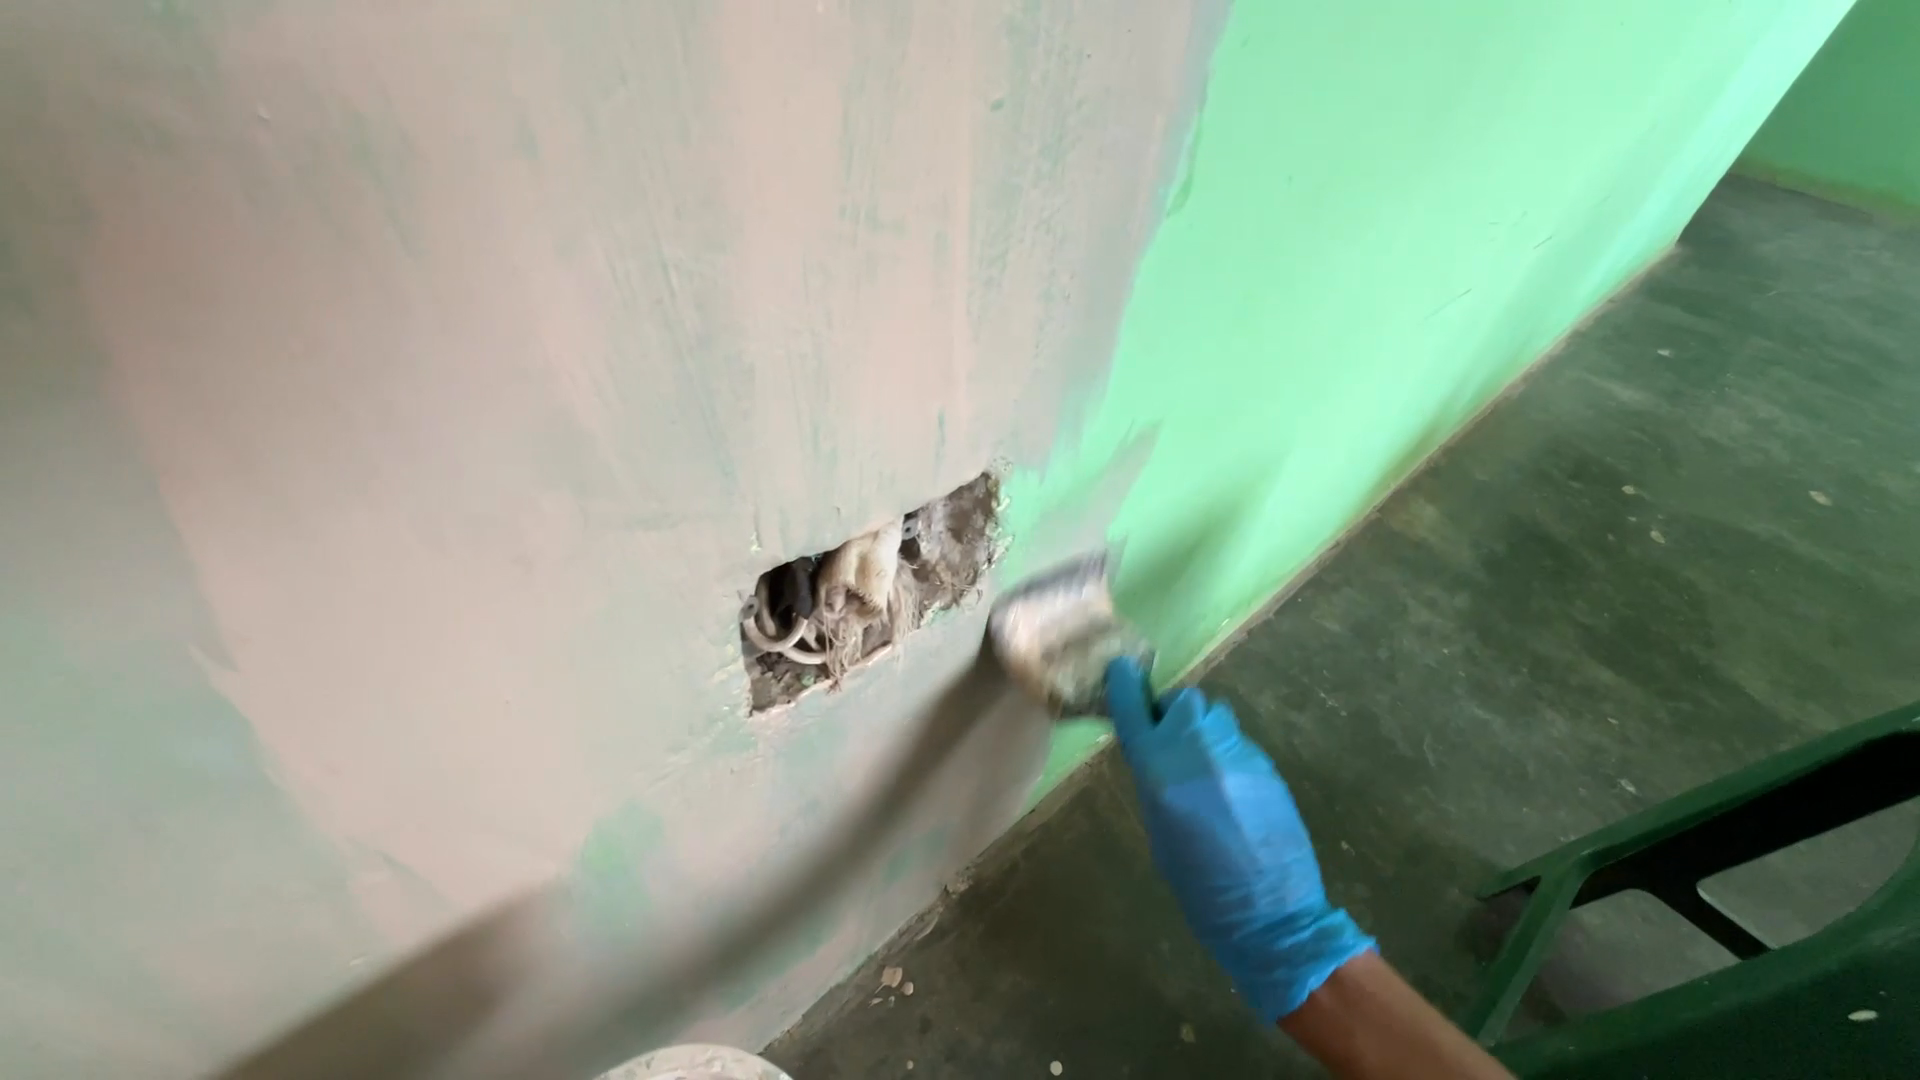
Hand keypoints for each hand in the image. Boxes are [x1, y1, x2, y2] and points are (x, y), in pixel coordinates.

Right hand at [1105, 656, 1374, 1022]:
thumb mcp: (1157, 827)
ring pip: (1214, 714)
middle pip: (1182, 699)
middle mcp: (1195, 747)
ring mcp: (1235, 752)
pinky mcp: (1266, 763)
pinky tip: (1234, 790)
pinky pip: (1237, 742)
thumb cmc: (1197, 883)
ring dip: (1204, 729)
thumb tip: (1158, 752)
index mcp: (1156, 768)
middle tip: (1173, 740)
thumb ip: (1154, 779)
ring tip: (1206, 766)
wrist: (1269, 911)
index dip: (1122, 682)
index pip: (1131, 705)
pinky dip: (1229, 755)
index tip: (1120, 668)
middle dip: (1174, 712)